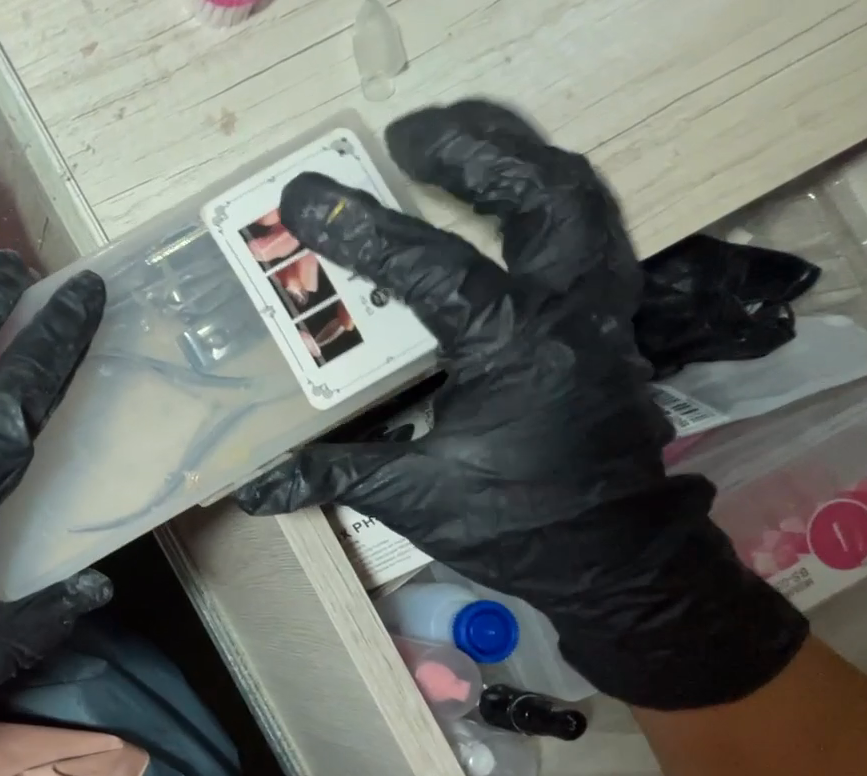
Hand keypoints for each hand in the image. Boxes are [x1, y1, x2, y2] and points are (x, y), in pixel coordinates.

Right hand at [236, 101, 806, 709]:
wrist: (613, 552)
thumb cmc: (515, 522)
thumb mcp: (412, 498)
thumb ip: (331, 476)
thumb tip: (252, 489)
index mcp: (517, 351)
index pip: (439, 269)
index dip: (367, 230)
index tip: (306, 197)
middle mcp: (570, 313)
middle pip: (547, 195)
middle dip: (477, 150)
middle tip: (407, 133)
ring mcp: (599, 310)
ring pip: (580, 201)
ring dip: (519, 156)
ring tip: (456, 137)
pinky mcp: (603, 319)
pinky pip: (585, 232)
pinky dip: (544, 198)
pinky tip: (502, 197)